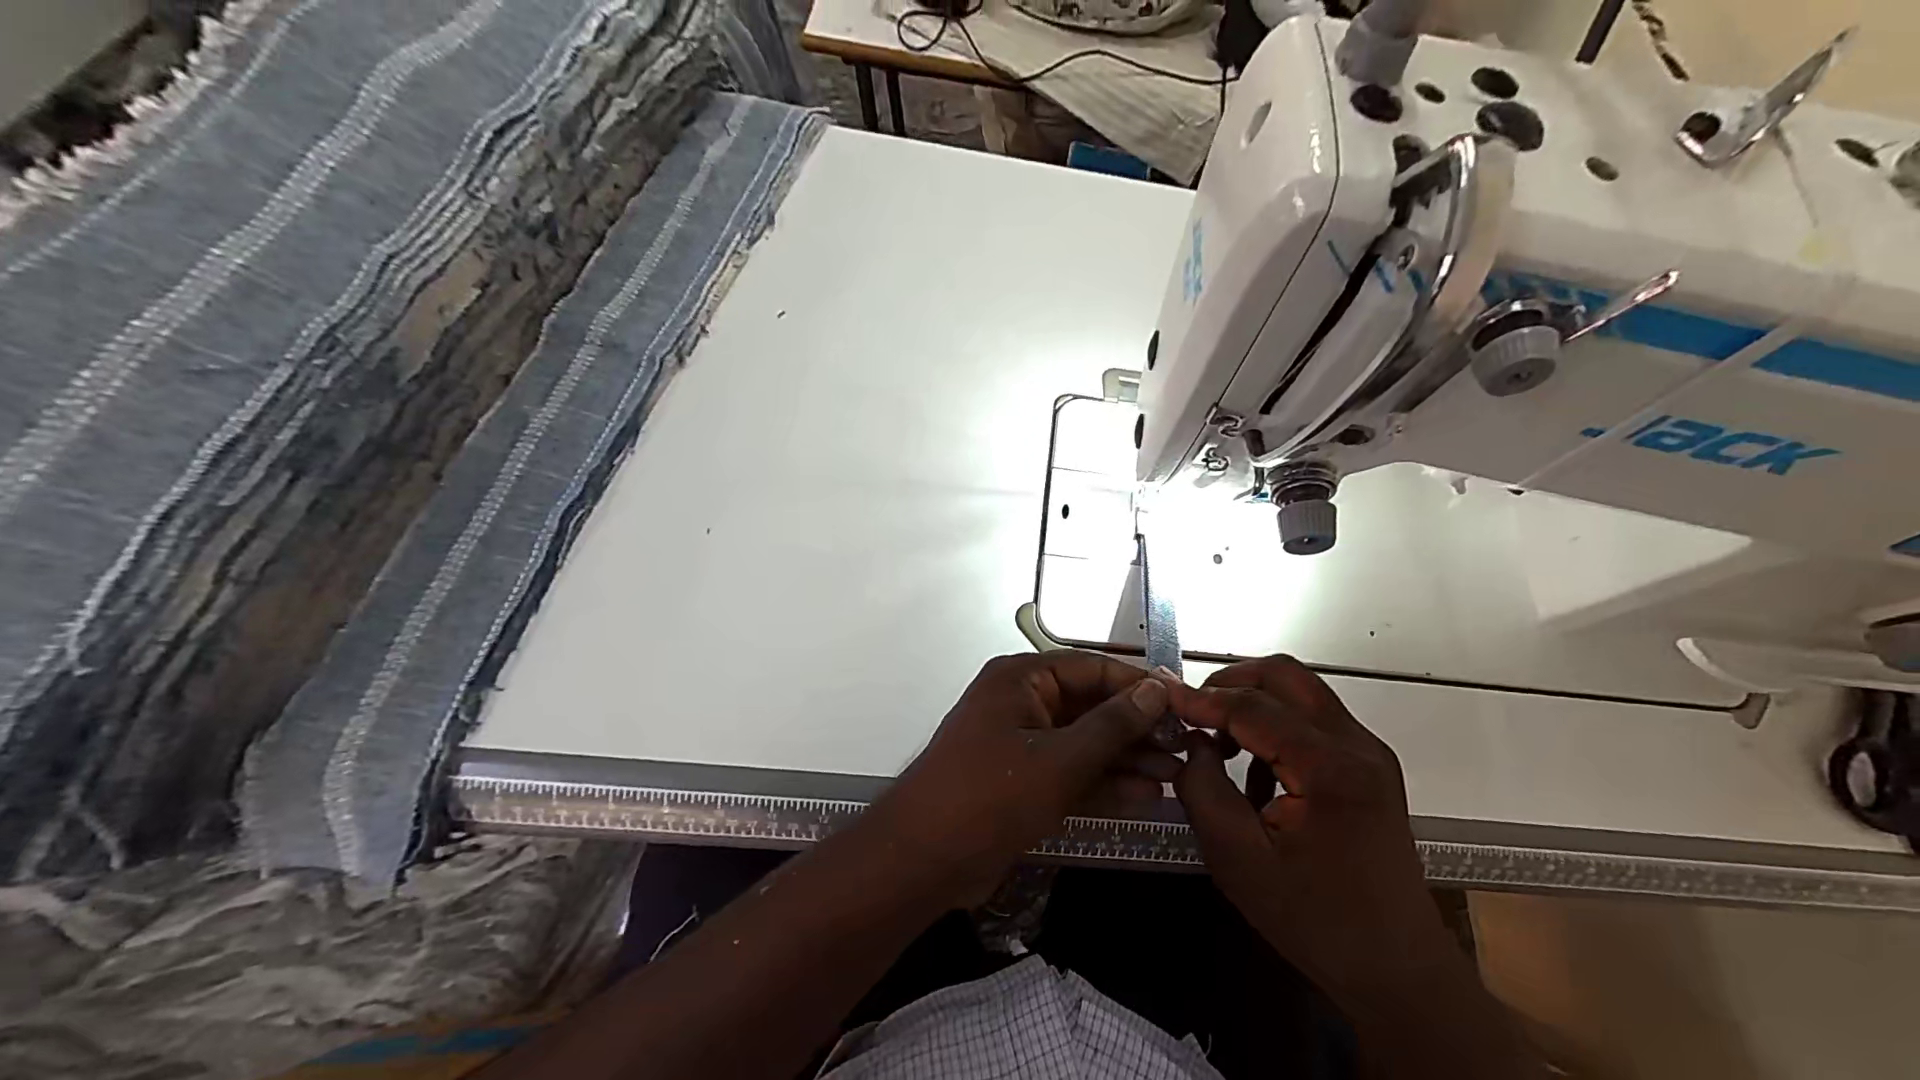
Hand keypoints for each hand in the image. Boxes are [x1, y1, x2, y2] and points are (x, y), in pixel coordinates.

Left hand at [869, 651, 1179, 903]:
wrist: (925, 858)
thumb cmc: (991, 794)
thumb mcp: (1061, 758)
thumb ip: (1113, 724)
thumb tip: (1156, 689)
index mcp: (1022, 679)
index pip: (1092, 668)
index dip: (1139, 685)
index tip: (1185, 704)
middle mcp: (1022, 702)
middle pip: (1090, 706)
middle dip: (1137, 729)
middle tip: (1186, 748)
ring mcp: (1022, 744)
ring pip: (1084, 742)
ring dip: (1126, 759)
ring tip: (1175, 775)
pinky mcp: (1022, 782)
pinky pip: (1071, 773)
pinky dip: (1103, 784)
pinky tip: (1145, 796)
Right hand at [1168, 655, 1452, 995]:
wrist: (1396, 970)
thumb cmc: (1315, 919)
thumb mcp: (1237, 858)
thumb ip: (1203, 788)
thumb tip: (1192, 741)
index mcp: (1332, 768)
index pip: (1254, 706)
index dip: (1202, 698)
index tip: (1162, 698)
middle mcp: (1358, 746)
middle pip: (1286, 676)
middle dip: (1231, 683)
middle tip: (1192, 709)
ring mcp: (1368, 755)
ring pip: (1300, 694)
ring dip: (1252, 705)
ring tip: (1216, 745)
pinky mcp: (1367, 769)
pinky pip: (1311, 723)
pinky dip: (1274, 729)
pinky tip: (1253, 776)